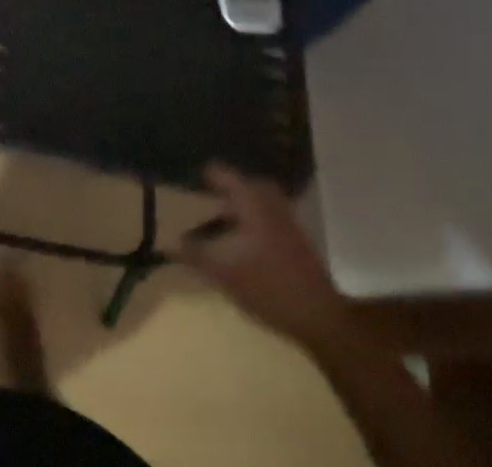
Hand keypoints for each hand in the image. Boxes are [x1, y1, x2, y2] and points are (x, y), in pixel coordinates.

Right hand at [177, 163, 349, 347]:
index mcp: (255, 208)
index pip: (229, 177)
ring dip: (243, 203)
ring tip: (221, 217)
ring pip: (264, 201)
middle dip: (229, 187)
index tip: (193, 177)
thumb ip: (196, 255)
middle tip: (209, 195)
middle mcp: (274, 209)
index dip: (210, 175)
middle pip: (251, 186)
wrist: (320, 317)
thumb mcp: (224, 274)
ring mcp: (290, 225)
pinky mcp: (298, 242)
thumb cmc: (268, 289)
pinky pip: (272, 216)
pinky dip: (255, 217)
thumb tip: (172, 242)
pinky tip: (242, 238)